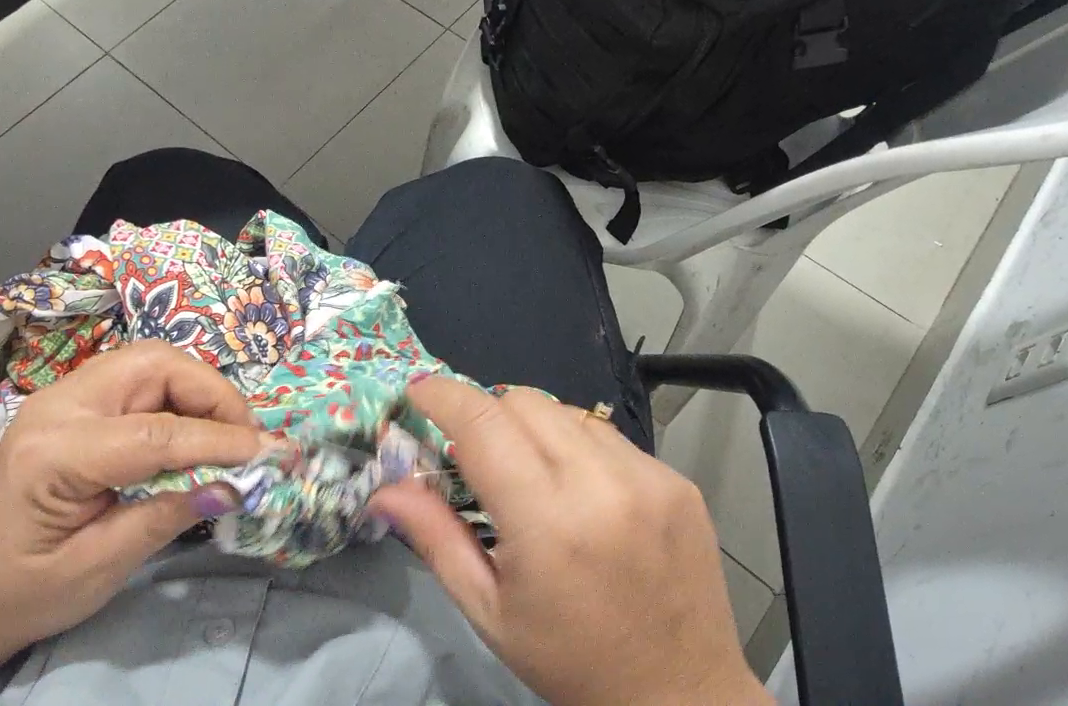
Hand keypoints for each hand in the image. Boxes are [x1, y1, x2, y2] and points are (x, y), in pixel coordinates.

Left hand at [0, 340, 266, 683]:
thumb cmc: (29, 590)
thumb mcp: (99, 569)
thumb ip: (165, 518)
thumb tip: (235, 486)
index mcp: (53, 454)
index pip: (153, 433)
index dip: (218, 441)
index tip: (270, 455)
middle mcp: (57, 405)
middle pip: (154, 365)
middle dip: (213, 393)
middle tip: (249, 440)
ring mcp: (65, 394)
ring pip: (152, 361)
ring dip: (200, 390)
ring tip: (230, 436)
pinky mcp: (77, 398)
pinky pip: (141, 377)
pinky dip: (181, 396)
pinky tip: (198, 431)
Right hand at [370, 378, 769, 705]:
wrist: (682, 696)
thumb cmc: (570, 660)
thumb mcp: (489, 611)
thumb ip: (435, 538)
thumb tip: (385, 486)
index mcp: (548, 523)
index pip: (483, 424)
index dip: (443, 396)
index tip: (418, 392)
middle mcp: (602, 485)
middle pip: (524, 401)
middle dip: (487, 414)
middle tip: (475, 454)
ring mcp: (648, 477)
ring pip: (567, 410)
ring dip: (534, 428)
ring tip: (531, 474)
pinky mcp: (676, 480)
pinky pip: (609, 435)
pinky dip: (579, 445)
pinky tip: (581, 491)